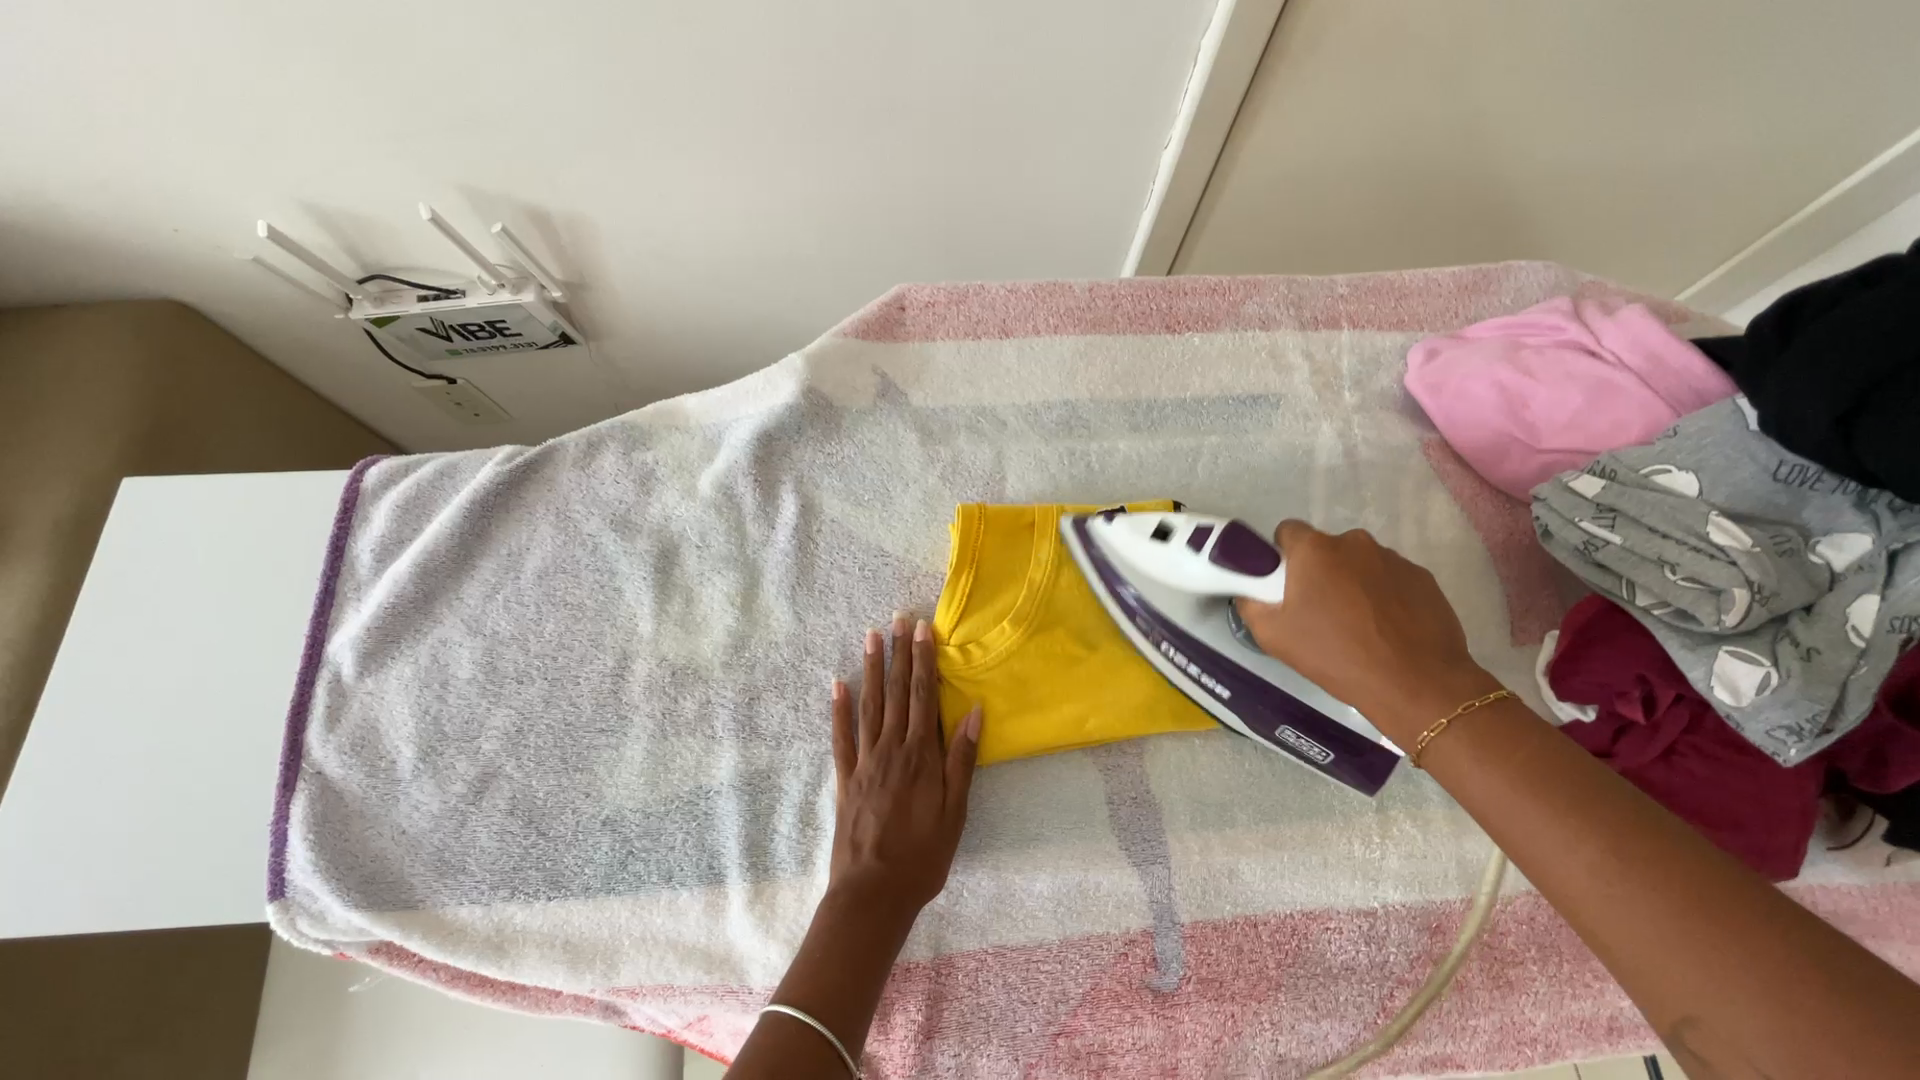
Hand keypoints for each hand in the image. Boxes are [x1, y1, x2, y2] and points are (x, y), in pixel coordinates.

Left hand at [828, 614, 981, 913]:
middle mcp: (891, 750)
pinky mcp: (845, 778)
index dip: (924, 661)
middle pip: (896, 693)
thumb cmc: (923, 856)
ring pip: (869, 706)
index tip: (924, 630)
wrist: (872, 893)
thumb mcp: (955, 812)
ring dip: (871, 669)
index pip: (923, 697)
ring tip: (871, 637)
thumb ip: (962, 761)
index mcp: (921, 756)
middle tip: (899, 619)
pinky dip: (839, 709)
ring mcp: (864, 762)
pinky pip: (841, 736)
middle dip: (899, 654)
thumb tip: (973, 712)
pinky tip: (837, 684)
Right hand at [1233, 521, 1499, 745]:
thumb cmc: (1335, 655)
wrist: (1415, 683)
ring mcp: (1394, 558)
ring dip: (1353, 584)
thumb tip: (1250, 592)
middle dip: (1320, 572)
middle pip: (1326, 550)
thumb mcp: (1273, 636)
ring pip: (1360, 564)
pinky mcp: (1423, 578)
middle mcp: (1355, 543)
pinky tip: (1386, 629)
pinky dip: (1384, 597)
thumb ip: (1251, 604)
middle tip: (1319, 612)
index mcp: (1315, 550)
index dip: (1282, 556)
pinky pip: (1391, 580)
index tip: (1285, 585)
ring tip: (1358, 625)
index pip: (1288, 531)